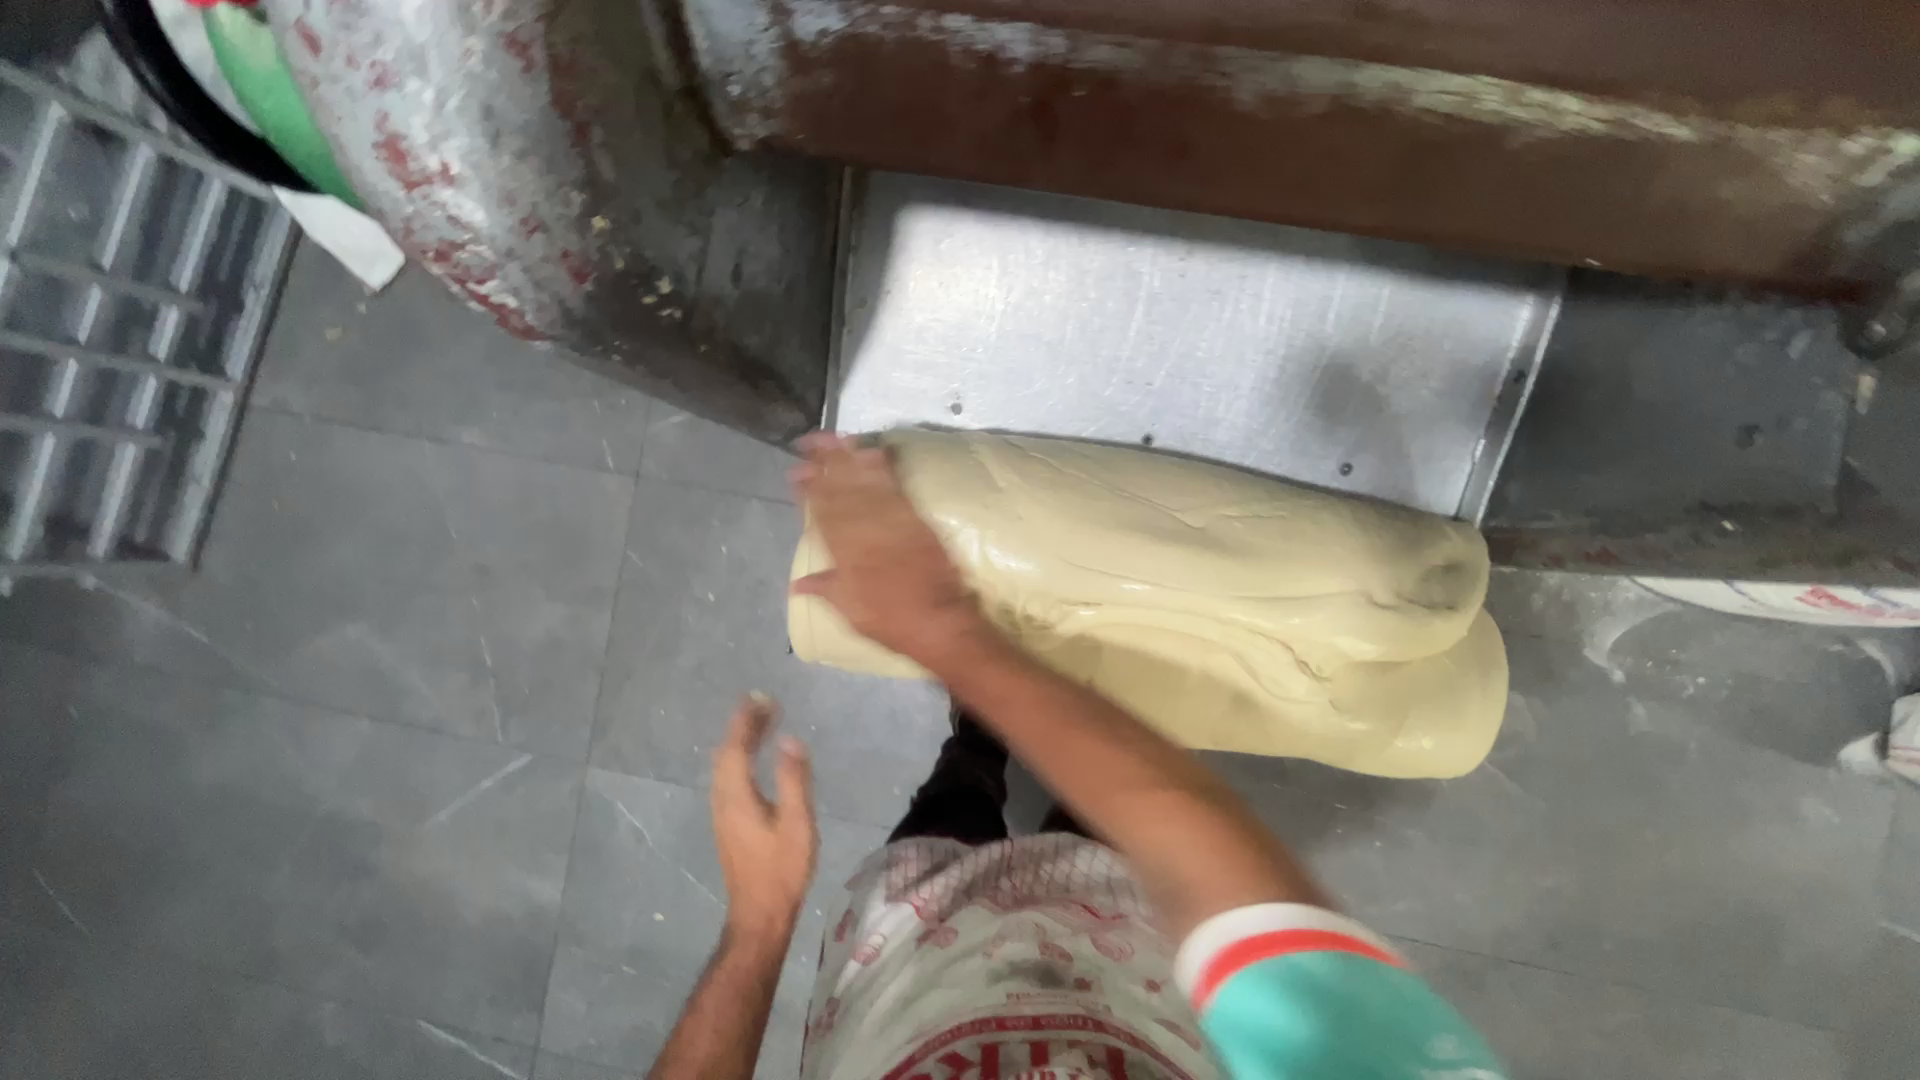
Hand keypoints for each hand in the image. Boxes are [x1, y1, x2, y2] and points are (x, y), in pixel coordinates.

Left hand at [710, 694, 816, 940]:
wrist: (759, 913)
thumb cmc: (782, 869)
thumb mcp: (797, 823)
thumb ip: (794, 781)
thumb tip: (790, 741)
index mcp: (737, 796)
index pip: (735, 748)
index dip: (745, 721)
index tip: (758, 698)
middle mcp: (723, 800)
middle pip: (726, 754)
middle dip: (743, 726)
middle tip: (766, 705)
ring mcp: (723, 813)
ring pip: (725, 766)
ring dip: (741, 742)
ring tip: (765, 724)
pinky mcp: (729, 823)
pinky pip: (729, 777)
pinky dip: (741, 758)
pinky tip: (757, 760)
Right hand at [790, 433, 994, 665]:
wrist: (940, 623)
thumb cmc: (892, 622)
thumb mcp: (850, 612)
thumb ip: (825, 589)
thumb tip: (797, 583)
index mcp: (846, 553)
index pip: (822, 512)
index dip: (808, 489)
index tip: (796, 472)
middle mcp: (867, 532)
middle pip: (843, 489)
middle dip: (827, 462)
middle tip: (814, 440)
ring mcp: (894, 523)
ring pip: (868, 483)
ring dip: (852, 458)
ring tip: (839, 438)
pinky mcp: (918, 521)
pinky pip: (896, 488)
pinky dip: (883, 468)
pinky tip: (875, 451)